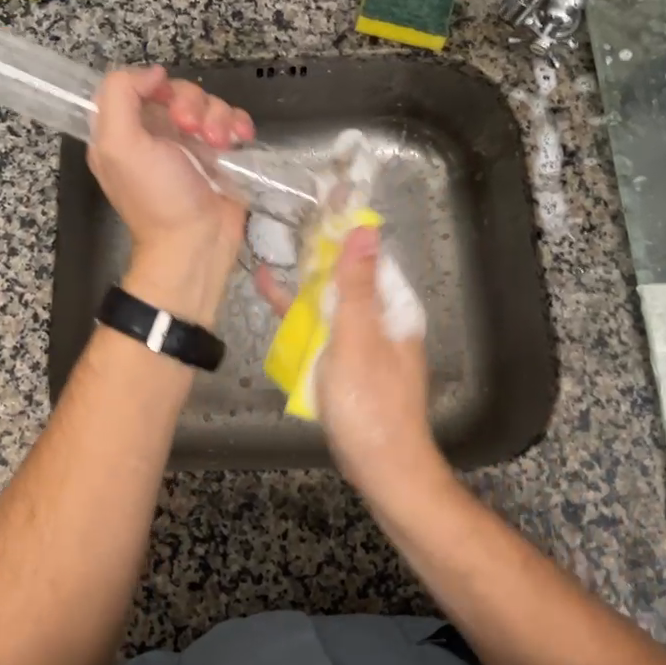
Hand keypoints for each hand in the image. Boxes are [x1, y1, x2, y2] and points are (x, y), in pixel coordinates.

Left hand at [89, 66, 252, 325]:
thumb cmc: (156, 197)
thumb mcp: (119, 146)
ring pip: (208, 104)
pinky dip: (237, 125)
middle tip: (195, 133)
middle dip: (192, 106)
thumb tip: (153, 73)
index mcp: (122, 131)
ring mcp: (188, 145)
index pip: (137, 85)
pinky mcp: (219, 155)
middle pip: (177, 92)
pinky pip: (231, 121)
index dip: (155, 87)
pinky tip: (238, 141)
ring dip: (218, 119)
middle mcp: (153, 134)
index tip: (166, 104)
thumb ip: (120, 96)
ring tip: (220, 146)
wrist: (197, 243)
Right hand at [257, 226, 445, 498]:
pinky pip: (321, 328)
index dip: (346, 225)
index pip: (370, 253)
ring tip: (271, 249)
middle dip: (319, 248)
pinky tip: (273, 299)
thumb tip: (364, 229)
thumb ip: (355, 285)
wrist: (382, 470)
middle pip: (348, 274)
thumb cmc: (371, 405)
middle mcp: (381, 319)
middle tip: (289, 213)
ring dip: (304, 279)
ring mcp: (362, 341)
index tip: (323, 194)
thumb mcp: (357, 339)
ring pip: (330, 300)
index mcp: (394, 308)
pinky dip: (299, 313)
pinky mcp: (344, 361)